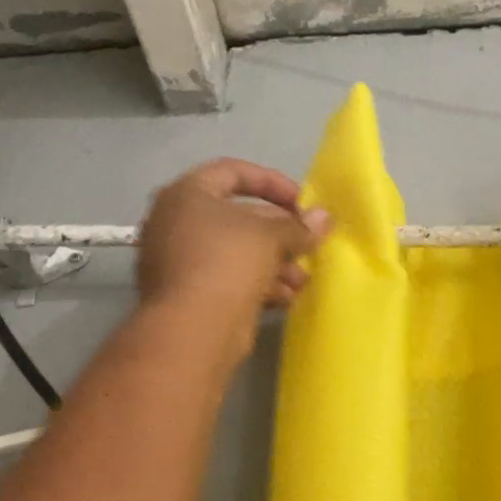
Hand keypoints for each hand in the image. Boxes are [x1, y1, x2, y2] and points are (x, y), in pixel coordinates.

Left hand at [137, 158, 330, 318]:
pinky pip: (229, 278)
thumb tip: (324, 218)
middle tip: (308, 245)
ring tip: (302, 280)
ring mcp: (180, 259)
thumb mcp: (270, 236)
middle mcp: (176, 221)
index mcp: (187, 194)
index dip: (272, 182)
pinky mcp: (189, 293)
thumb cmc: (227, 263)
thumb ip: (298, 225)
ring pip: (237, 252)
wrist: (193, 328)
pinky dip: (258, 283)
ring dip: (275, 263)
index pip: (233, 172)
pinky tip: (286, 298)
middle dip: (280, 232)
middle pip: (238, 216)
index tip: (302, 203)